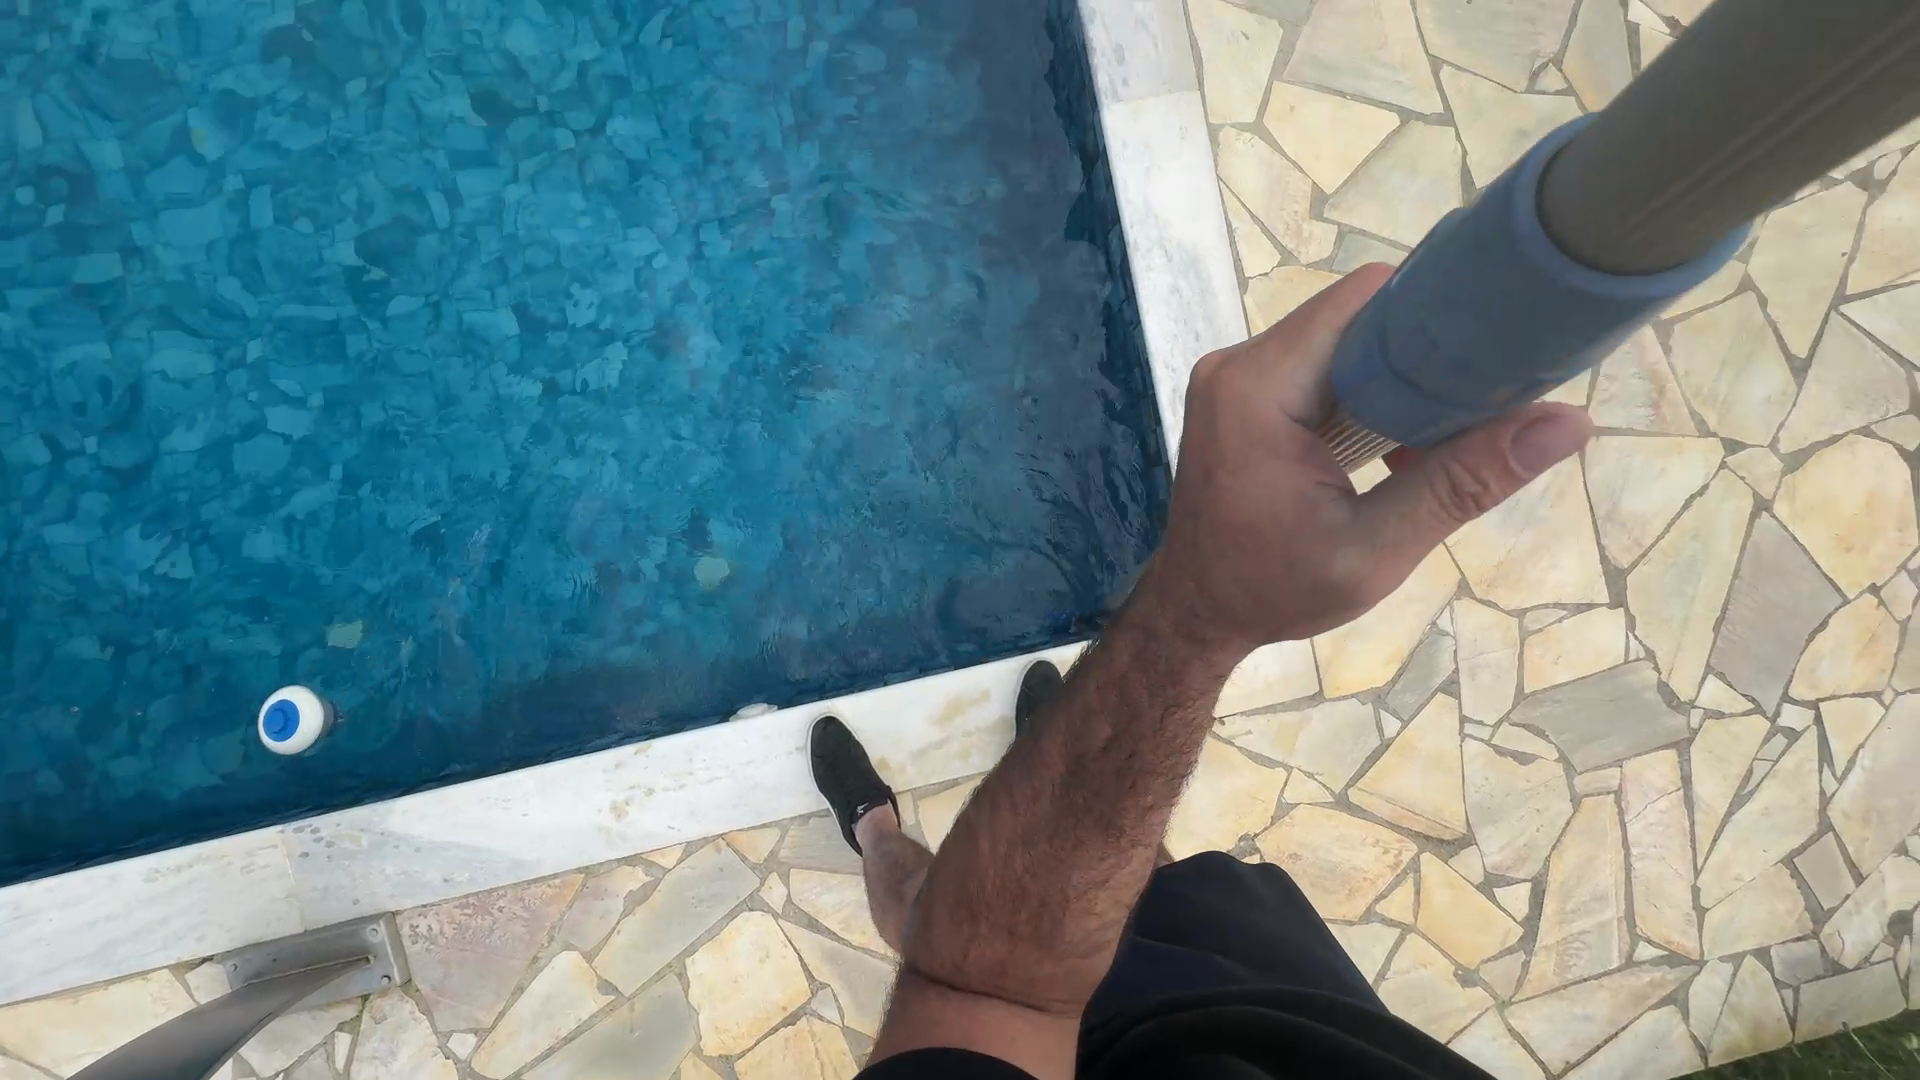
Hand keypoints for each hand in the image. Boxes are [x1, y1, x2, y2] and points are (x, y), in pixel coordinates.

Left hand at [1139, 264, 1592, 655]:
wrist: (1195, 610)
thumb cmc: (1269, 589)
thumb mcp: (1371, 549)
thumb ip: (1461, 482)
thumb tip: (1569, 422)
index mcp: (1255, 388)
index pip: (1363, 301)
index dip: (1439, 308)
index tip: (1503, 341)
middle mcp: (1235, 368)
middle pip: (1354, 317)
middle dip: (1424, 350)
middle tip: (1488, 397)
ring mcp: (1232, 381)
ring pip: (1339, 343)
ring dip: (1397, 378)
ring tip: (1447, 430)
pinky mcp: (1238, 400)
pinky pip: (1316, 370)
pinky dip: (1362, 394)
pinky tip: (1398, 444)